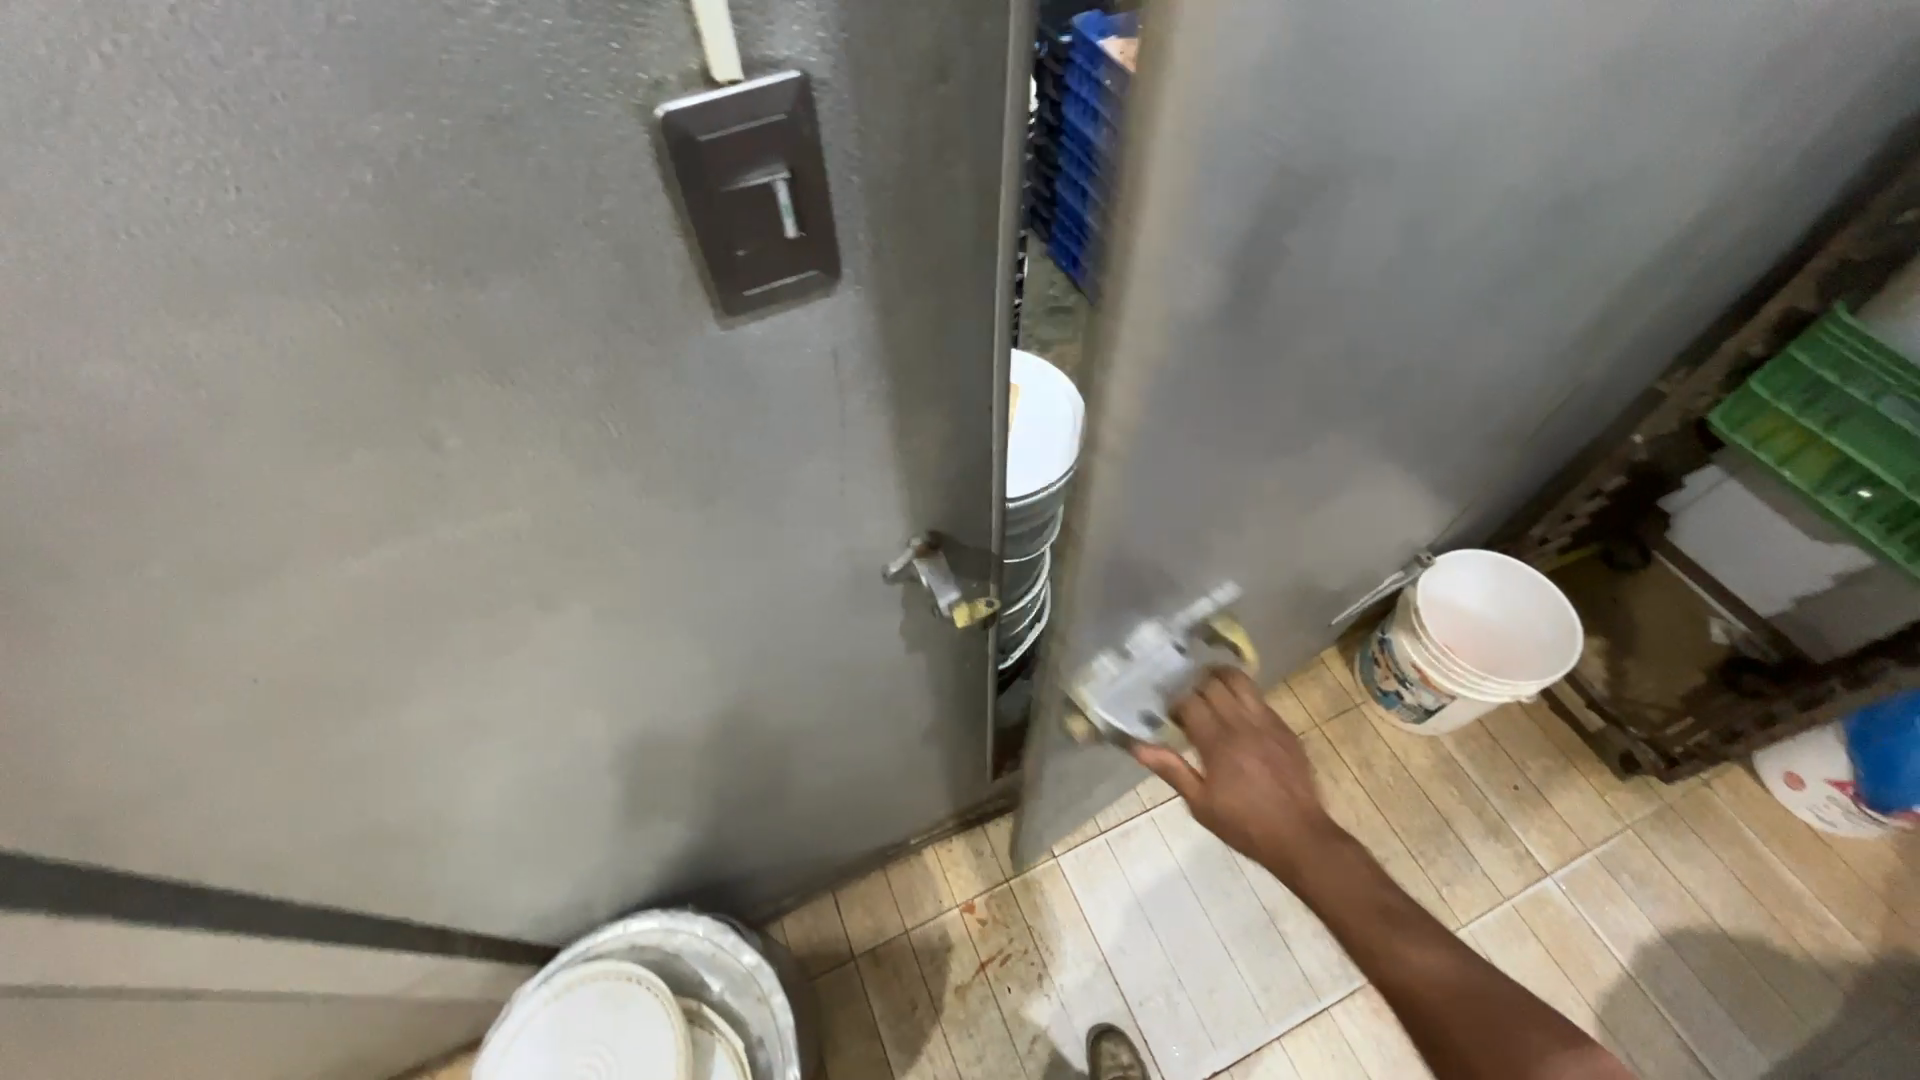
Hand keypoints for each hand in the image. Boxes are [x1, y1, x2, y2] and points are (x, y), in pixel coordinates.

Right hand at [1131, 667, 1345, 884]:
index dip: (1175, 702)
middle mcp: (1243, 725)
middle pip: (1214, 683)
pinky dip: (1243, 696)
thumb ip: (1171, 770)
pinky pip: (1260, 698)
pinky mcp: (1285, 729)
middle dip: (1195, 685)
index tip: (1169, 714)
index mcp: (1218, 743)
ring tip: (1209, 689)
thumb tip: (1137, 747)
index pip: (1190, 702)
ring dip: (1221, 679)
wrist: (1299, 836)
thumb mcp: (1200, 804)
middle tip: (1187, 699)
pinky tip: (1237, 712)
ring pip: (1241, 681)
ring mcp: (1268, 723)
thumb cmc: (1244, 825)